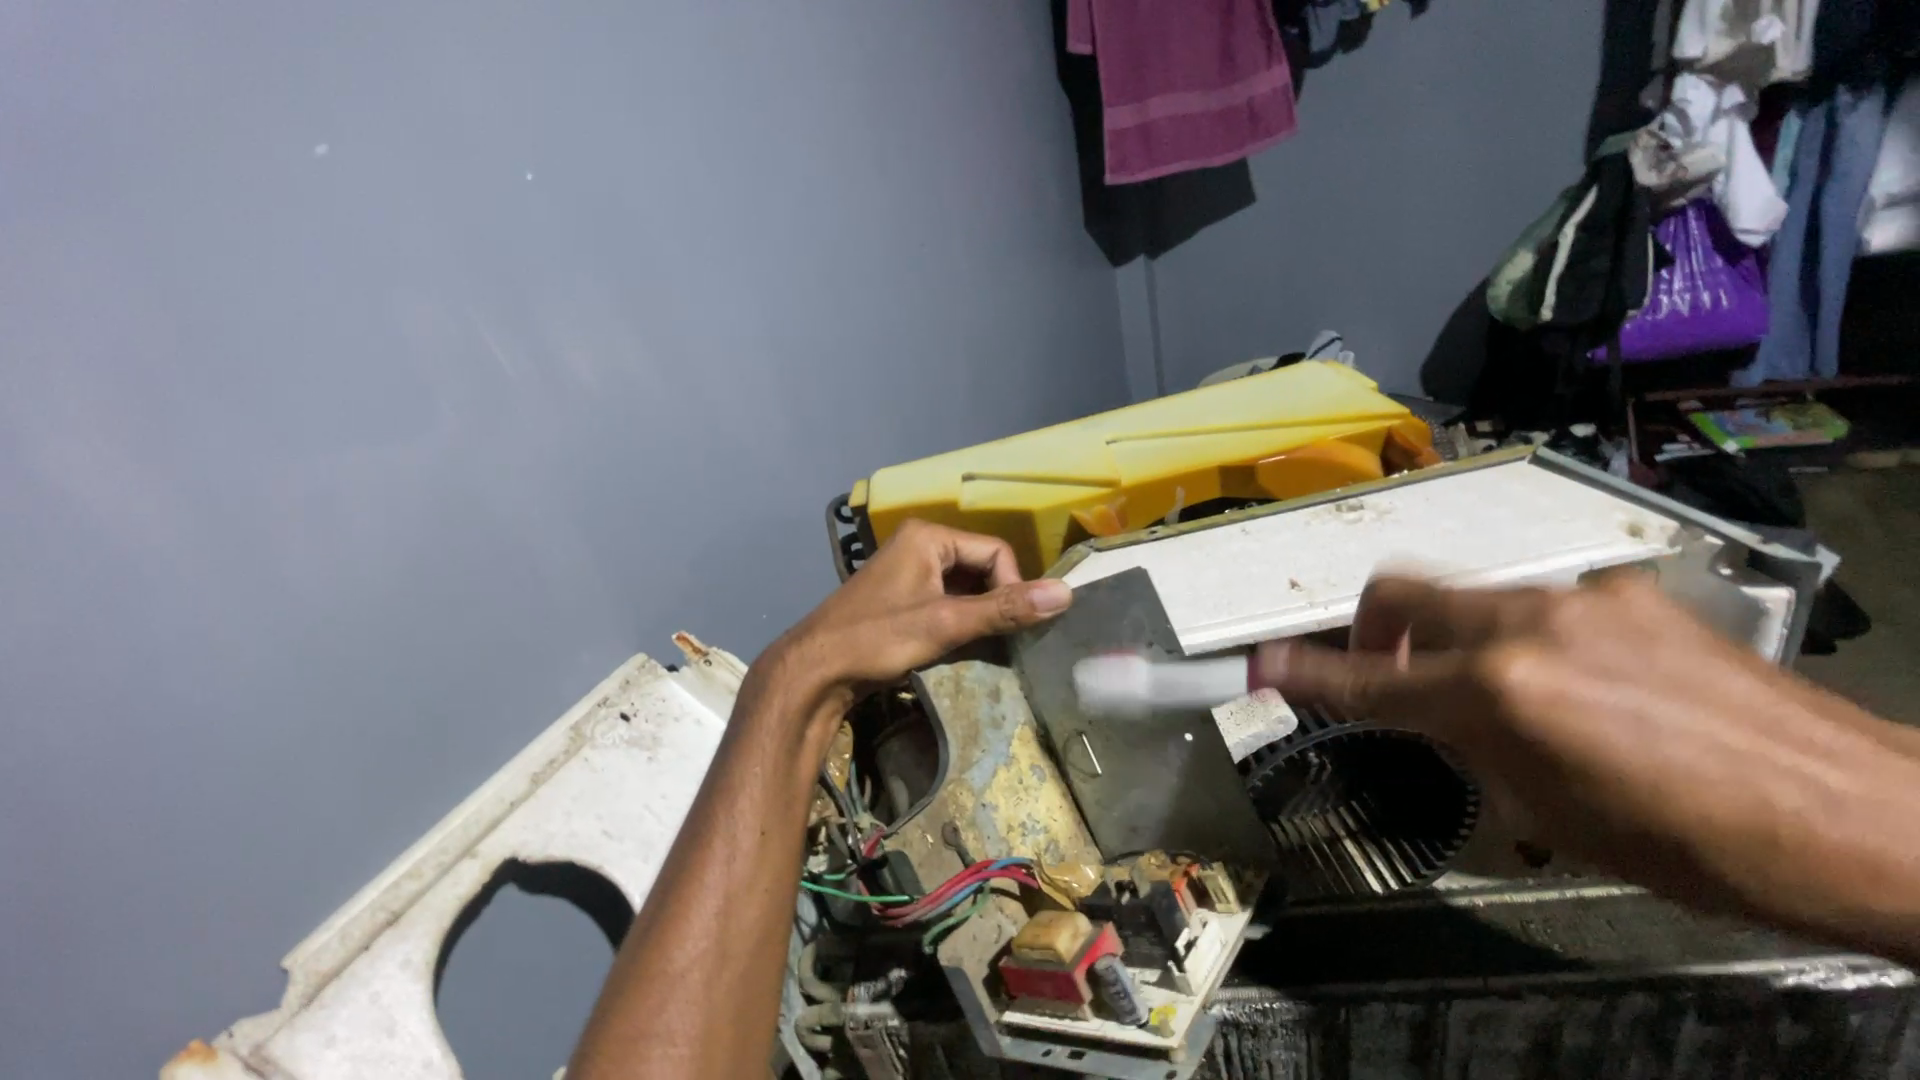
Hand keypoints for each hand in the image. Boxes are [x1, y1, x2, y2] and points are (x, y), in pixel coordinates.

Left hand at [763, 520, 1072, 716]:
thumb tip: (1066, 594)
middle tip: (1002, 640)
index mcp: (929, 537)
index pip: (996, 551)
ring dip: (978, 616)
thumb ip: (1005, 609)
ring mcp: (908, 572)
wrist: (814, 670)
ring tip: (982, 646)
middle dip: (995, 603)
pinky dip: (959, 623)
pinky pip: (945, 602)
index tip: (1013, 626)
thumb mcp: (946, 623)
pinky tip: (958, 648)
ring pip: (965, 589)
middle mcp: (920, 545)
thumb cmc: (878, 638)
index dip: (1013, 587)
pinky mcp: (902, 599)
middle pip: (981, 568)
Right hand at [1252, 573, 1919, 955]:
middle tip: (1379, 667)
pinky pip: (1540, 603)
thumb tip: (1423, 716)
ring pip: (1471, 595)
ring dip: (1451, 635)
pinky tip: (1572, 684)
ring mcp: (1582, 598)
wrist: (1869, 820)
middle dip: (1370, 626)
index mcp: (1499, 693)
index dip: (1305, 673)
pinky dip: (1521, 638)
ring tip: (1495, 694)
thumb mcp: (1549, 812)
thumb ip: (1468, 744)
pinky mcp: (1630, 594)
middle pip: (1402, 590)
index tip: (1264, 667)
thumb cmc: (1698, 848)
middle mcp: (1528, 626)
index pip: (1369, 678)